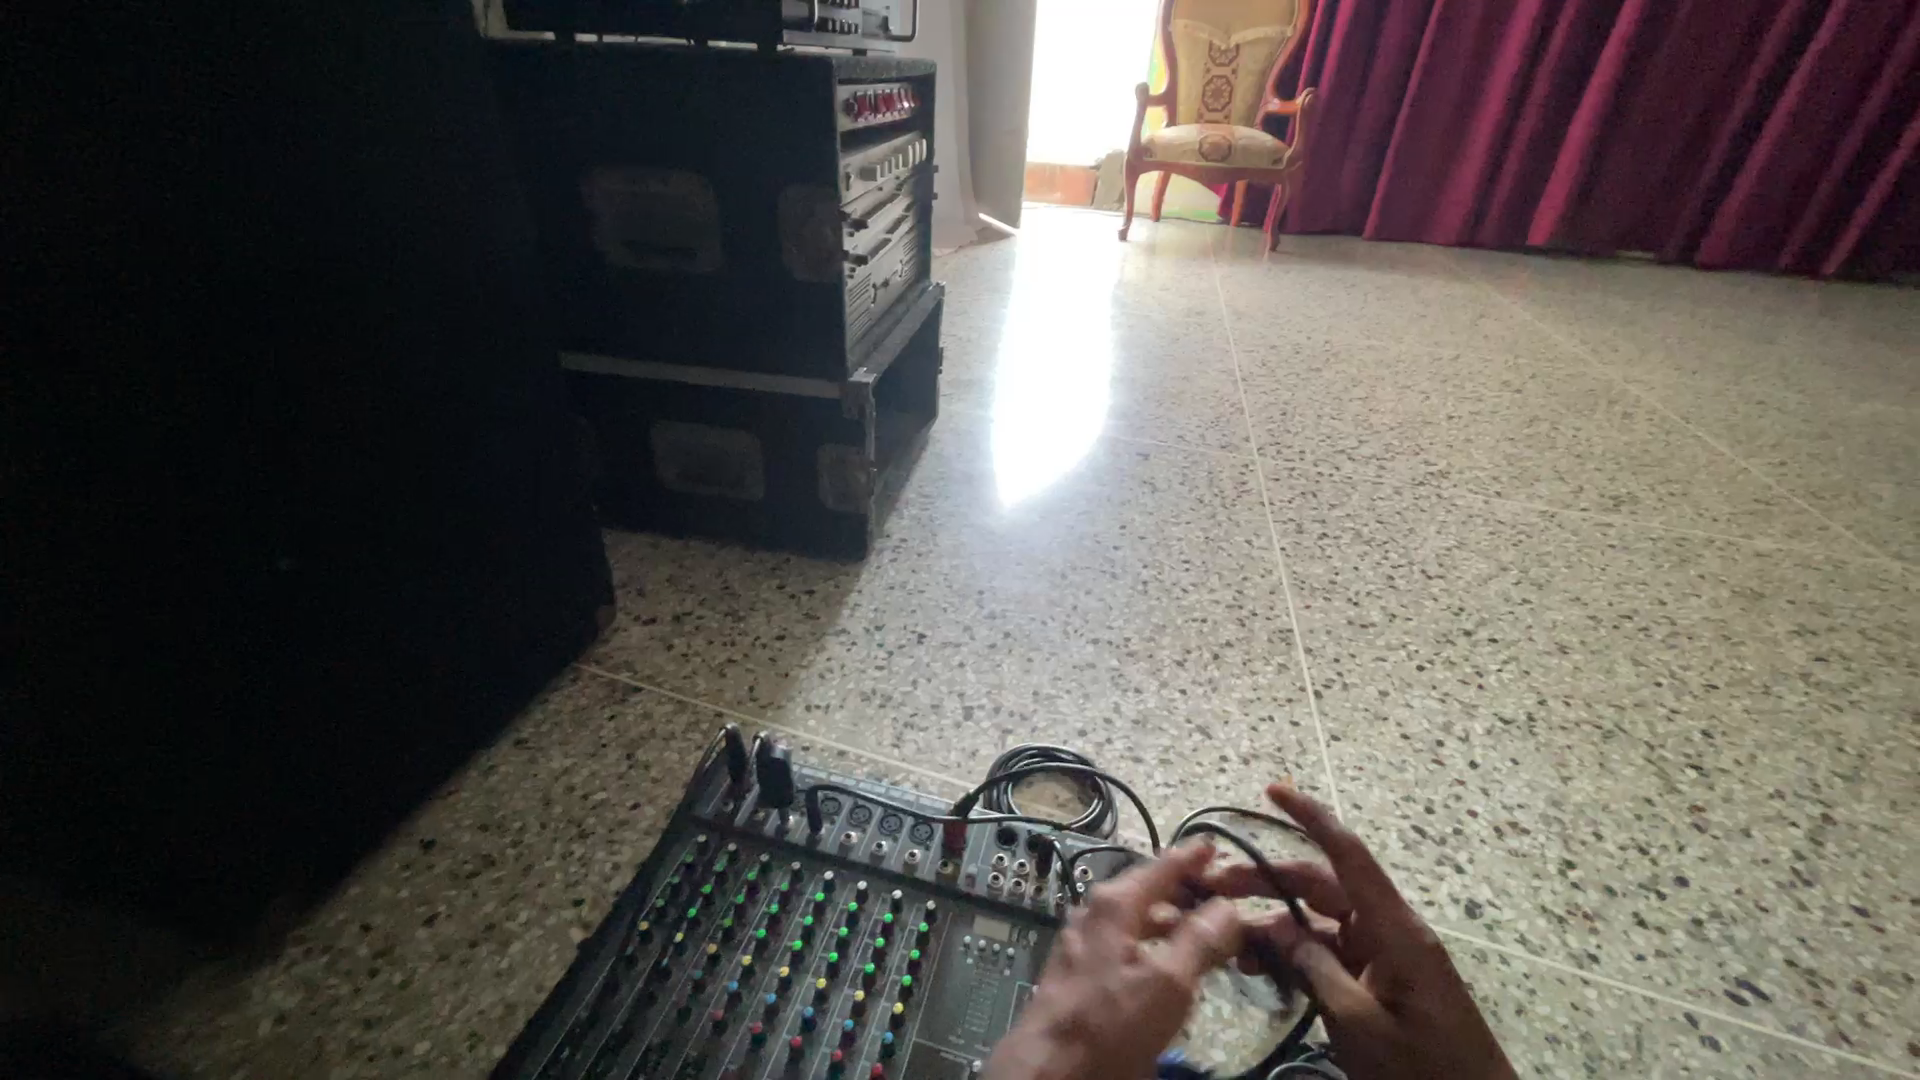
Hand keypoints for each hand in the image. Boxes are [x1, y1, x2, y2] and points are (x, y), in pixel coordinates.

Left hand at [984, 843, 1241, 1079]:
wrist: (1051, 1066)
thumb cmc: (1109, 1021)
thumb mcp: (1167, 983)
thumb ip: (1199, 940)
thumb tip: (1227, 907)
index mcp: (1114, 902)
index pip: (1161, 866)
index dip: (1191, 857)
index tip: (1214, 846)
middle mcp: (1095, 910)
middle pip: (1147, 890)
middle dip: (1184, 891)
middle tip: (1220, 899)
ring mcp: (1084, 939)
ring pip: (1135, 918)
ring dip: (1170, 920)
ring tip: (1203, 934)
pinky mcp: (1080, 968)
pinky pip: (1124, 941)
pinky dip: (1152, 943)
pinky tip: (1168, 964)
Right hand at [1208, 784, 1515, 1079]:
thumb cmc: (1427, 1072)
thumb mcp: (1363, 1027)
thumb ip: (1316, 969)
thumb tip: (1274, 927)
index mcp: (1394, 929)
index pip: (1347, 854)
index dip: (1311, 816)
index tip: (1272, 789)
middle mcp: (1385, 930)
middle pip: (1318, 886)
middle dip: (1265, 881)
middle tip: (1214, 887)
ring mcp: (1380, 955)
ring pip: (1314, 919)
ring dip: (1271, 924)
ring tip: (1229, 940)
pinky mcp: (1374, 979)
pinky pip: (1324, 950)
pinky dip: (1290, 953)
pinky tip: (1257, 966)